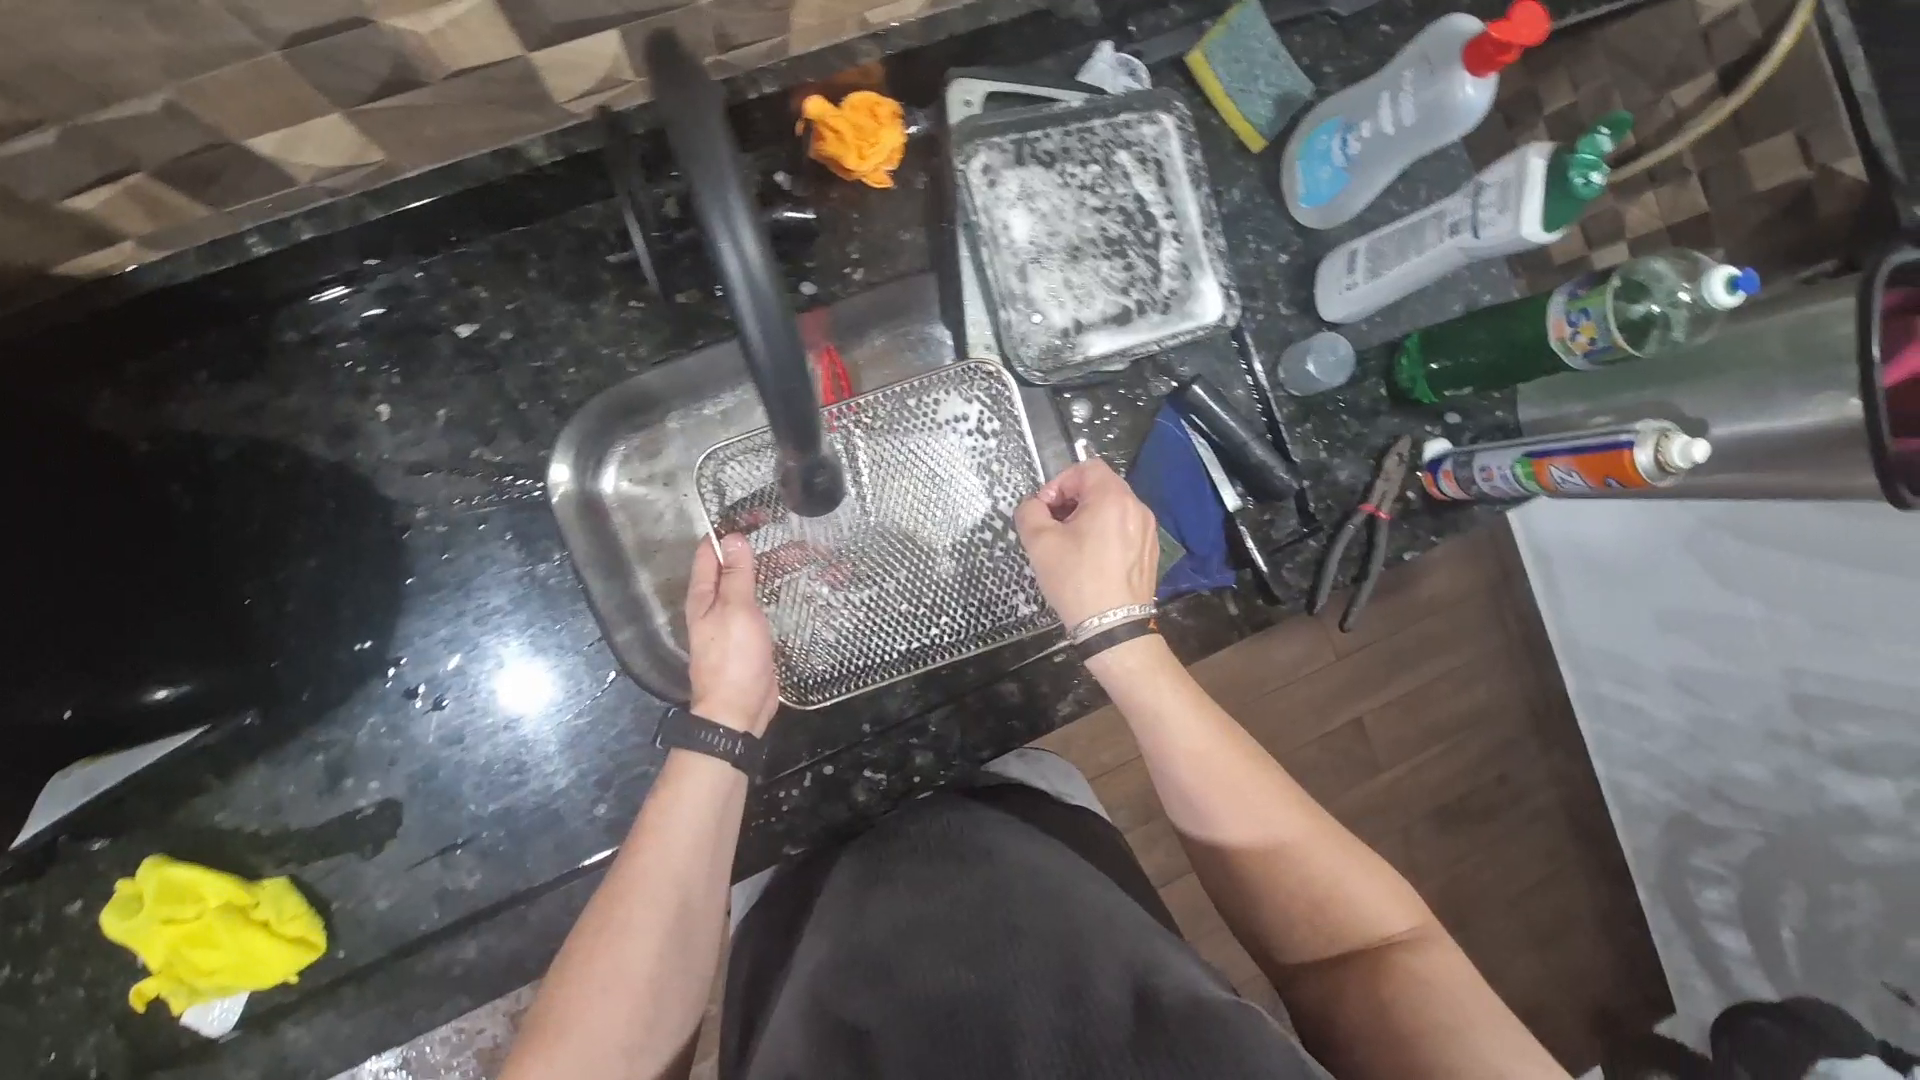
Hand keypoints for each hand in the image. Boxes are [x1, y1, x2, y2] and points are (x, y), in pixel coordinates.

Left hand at [683, 534, 778, 735]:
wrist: (737, 711)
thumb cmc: (733, 658)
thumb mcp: (736, 610)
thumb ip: (736, 575)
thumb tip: (732, 538)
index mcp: (703, 596)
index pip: (710, 552)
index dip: (730, 531)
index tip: (760, 517)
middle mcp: (714, 605)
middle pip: (735, 568)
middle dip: (761, 551)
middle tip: (797, 537)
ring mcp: (733, 622)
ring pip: (753, 587)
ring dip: (775, 571)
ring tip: (807, 558)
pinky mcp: (750, 638)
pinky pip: (763, 607)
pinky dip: (778, 593)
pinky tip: (798, 589)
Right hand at [1013, 458, 1158, 627]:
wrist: (1114, 628)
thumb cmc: (1076, 581)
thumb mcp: (1039, 543)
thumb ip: (1029, 512)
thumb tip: (1034, 505)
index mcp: (1113, 498)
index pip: (1085, 467)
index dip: (1059, 482)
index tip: (1046, 510)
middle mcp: (1137, 508)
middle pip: (1100, 486)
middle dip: (1071, 500)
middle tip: (1054, 527)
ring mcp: (1147, 530)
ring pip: (1112, 509)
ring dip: (1087, 518)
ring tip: (1071, 546)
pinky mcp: (1150, 551)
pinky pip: (1124, 529)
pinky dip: (1105, 535)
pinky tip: (1091, 561)